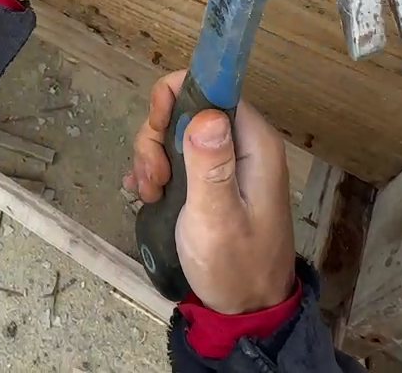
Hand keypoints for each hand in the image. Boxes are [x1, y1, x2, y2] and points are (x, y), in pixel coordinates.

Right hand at [125, 70, 296, 314]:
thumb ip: (211, 166)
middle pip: (186, 108)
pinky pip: (174, 154)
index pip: (213, 87)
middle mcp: (242, 143)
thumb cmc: (234, 267)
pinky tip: (147, 196)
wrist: (244, 313)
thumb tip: (206, 114)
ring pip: (174, 131)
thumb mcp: (216, 219)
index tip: (156, 125)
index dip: (176, 94)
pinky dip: (154, 170)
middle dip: (157, 137)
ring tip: (151, 195)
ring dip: (152, 158)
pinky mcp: (211, 176)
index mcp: (254, 143)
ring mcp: (226, 160)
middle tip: (154, 177)